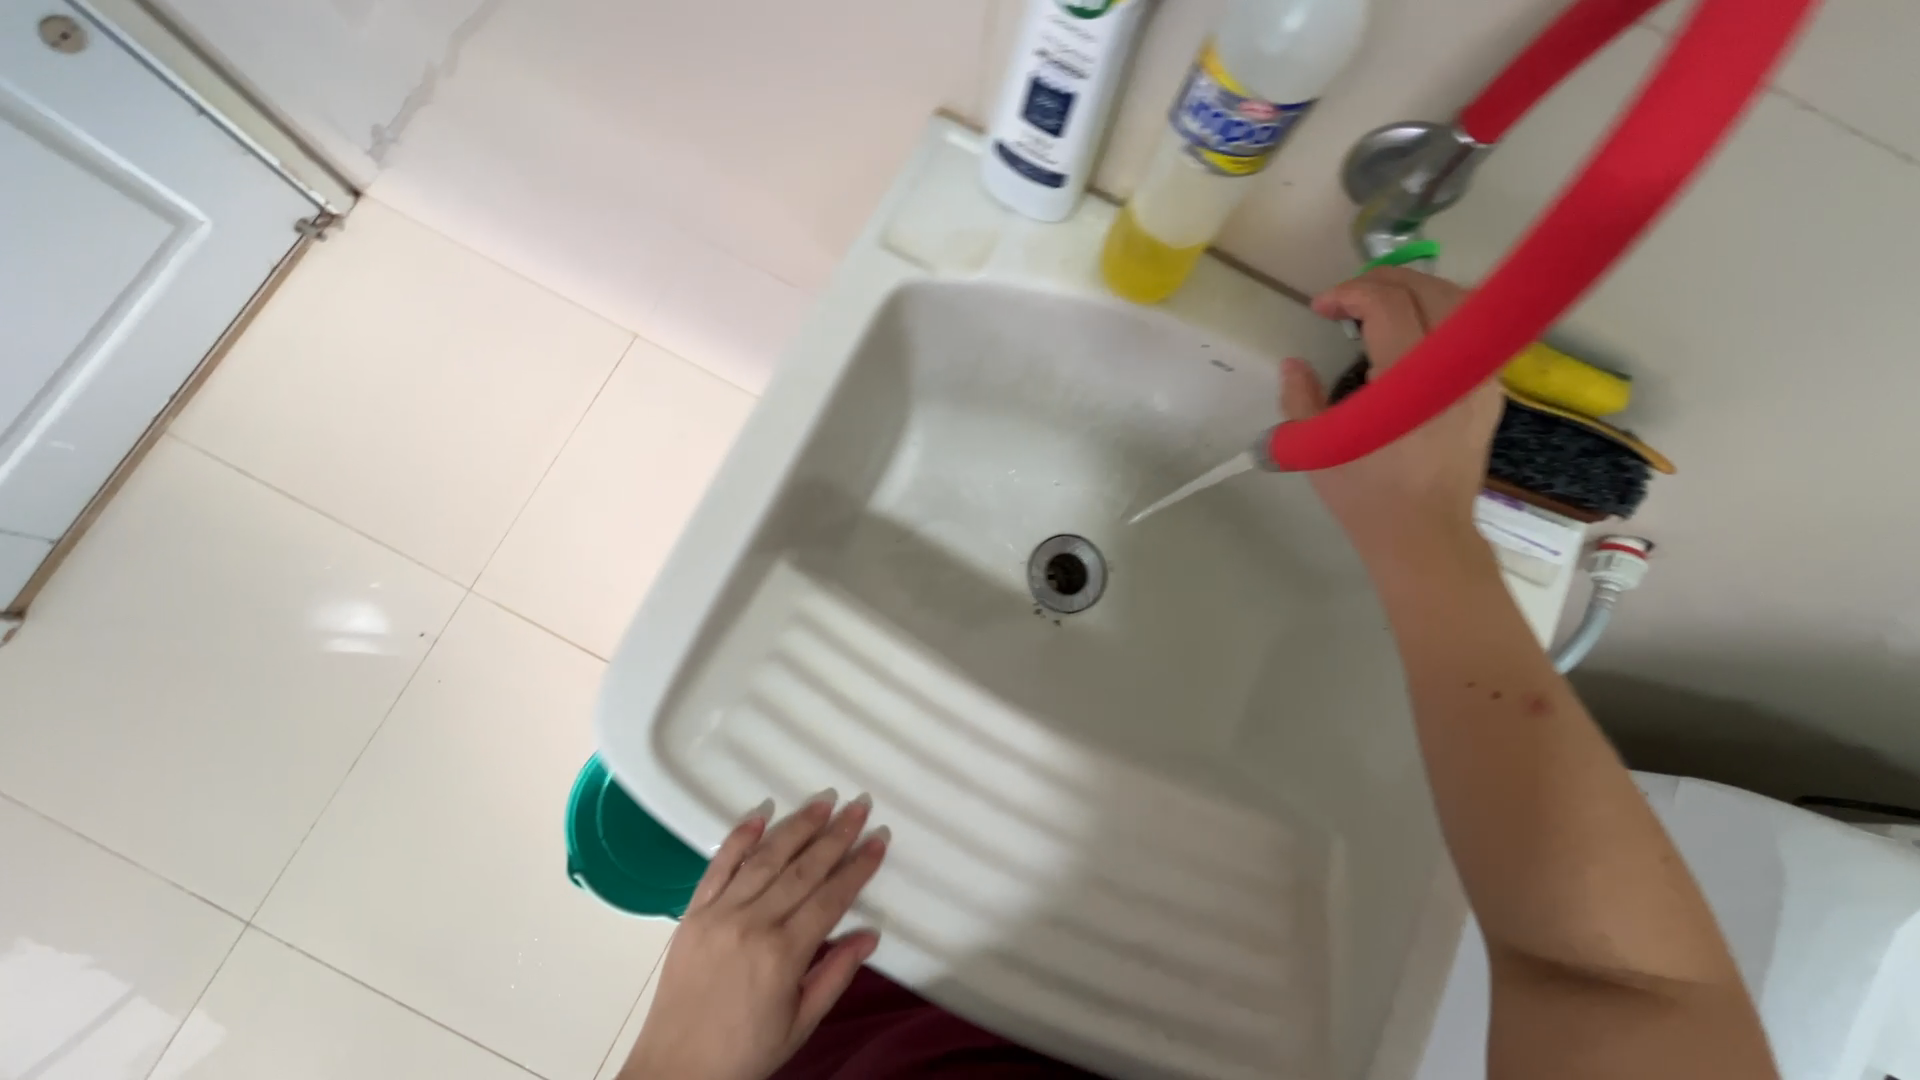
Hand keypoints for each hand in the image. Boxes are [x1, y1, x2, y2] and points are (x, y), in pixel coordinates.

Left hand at [621, 793, 889, 1079]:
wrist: (674, 1073)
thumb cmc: (745, 1053)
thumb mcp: (801, 1023)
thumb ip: (835, 974)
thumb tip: (870, 934)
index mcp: (783, 955)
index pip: (830, 898)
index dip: (858, 867)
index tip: (878, 841)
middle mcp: (752, 924)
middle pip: (803, 869)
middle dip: (836, 835)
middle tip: (860, 806)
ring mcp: (719, 914)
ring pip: (766, 858)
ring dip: (797, 826)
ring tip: (823, 801)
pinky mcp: (694, 912)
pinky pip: (719, 866)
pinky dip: (740, 837)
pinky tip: (761, 812)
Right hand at [1280, 267, 1502, 563]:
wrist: (1424, 533)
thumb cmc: (1366, 496)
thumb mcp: (1316, 449)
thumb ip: (1300, 400)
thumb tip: (1294, 365)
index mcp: (1407, 379)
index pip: (1388, 305)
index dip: (1351, 293)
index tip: (1322, 308)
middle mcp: (1453, 368)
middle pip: (1430, 290)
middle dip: (1384, 282)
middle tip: (1347, 299)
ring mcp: (1480, 377)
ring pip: (1460, 303)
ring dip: (1417, 292)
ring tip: (1381, 309)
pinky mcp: (1490, 391)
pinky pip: (1471, 334)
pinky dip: (1439, 318)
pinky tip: (1411, 339)